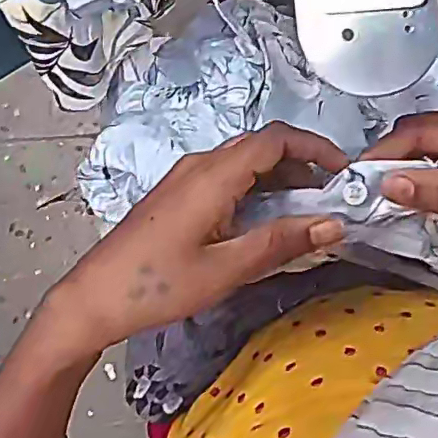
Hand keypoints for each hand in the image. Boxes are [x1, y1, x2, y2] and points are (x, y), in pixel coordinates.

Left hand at [33, 122, 348, 362]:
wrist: (94, 298)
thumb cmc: (156, 285)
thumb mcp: (226, 269)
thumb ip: (281, 242)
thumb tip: (332, 225)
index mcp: (213, 175)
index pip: (275, 139)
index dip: (316, 147)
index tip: (343, 172)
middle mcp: (200, 165)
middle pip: (262, 146)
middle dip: (303, 163)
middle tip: (331, 195)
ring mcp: (186, 177)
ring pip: (245, 161)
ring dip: (281, 177)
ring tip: (308, 209)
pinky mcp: (179, 194)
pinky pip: (228, 177)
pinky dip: (258, 188)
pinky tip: (268, 218)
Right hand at [360, 105, 437, 298]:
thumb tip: (389, 182)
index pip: (421, 130)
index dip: (387, 151)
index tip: (359, 175)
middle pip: (427, 139)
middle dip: (398, 162)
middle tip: (369, 190)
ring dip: (416, 176)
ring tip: (390, 199)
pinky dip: (436, 188)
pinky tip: (424, 205)